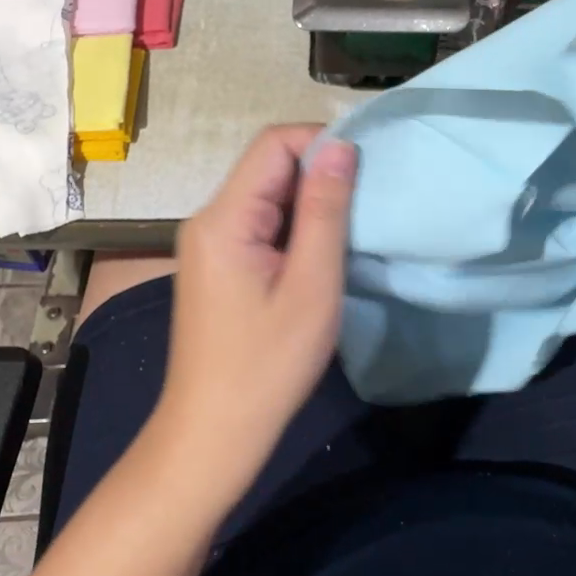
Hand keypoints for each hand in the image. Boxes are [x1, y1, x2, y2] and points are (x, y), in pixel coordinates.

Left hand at [161, 126, 356, 485]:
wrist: (214, 432)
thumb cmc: (267, 365)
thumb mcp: (311, 285)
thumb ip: (326, 211)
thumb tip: (341, 146)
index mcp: (224, 218)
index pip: (274, 144)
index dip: (322, 143)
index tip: (367, 171)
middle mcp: (208, 219)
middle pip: (269, 166)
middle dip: (320, 174)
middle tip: (367, 204)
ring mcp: (209, 243)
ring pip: (268, 194)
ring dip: (311, 202)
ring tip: (351, 230)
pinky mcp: (218, 264)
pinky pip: (261, 222)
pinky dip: (296, 226)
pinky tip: (322, 254)